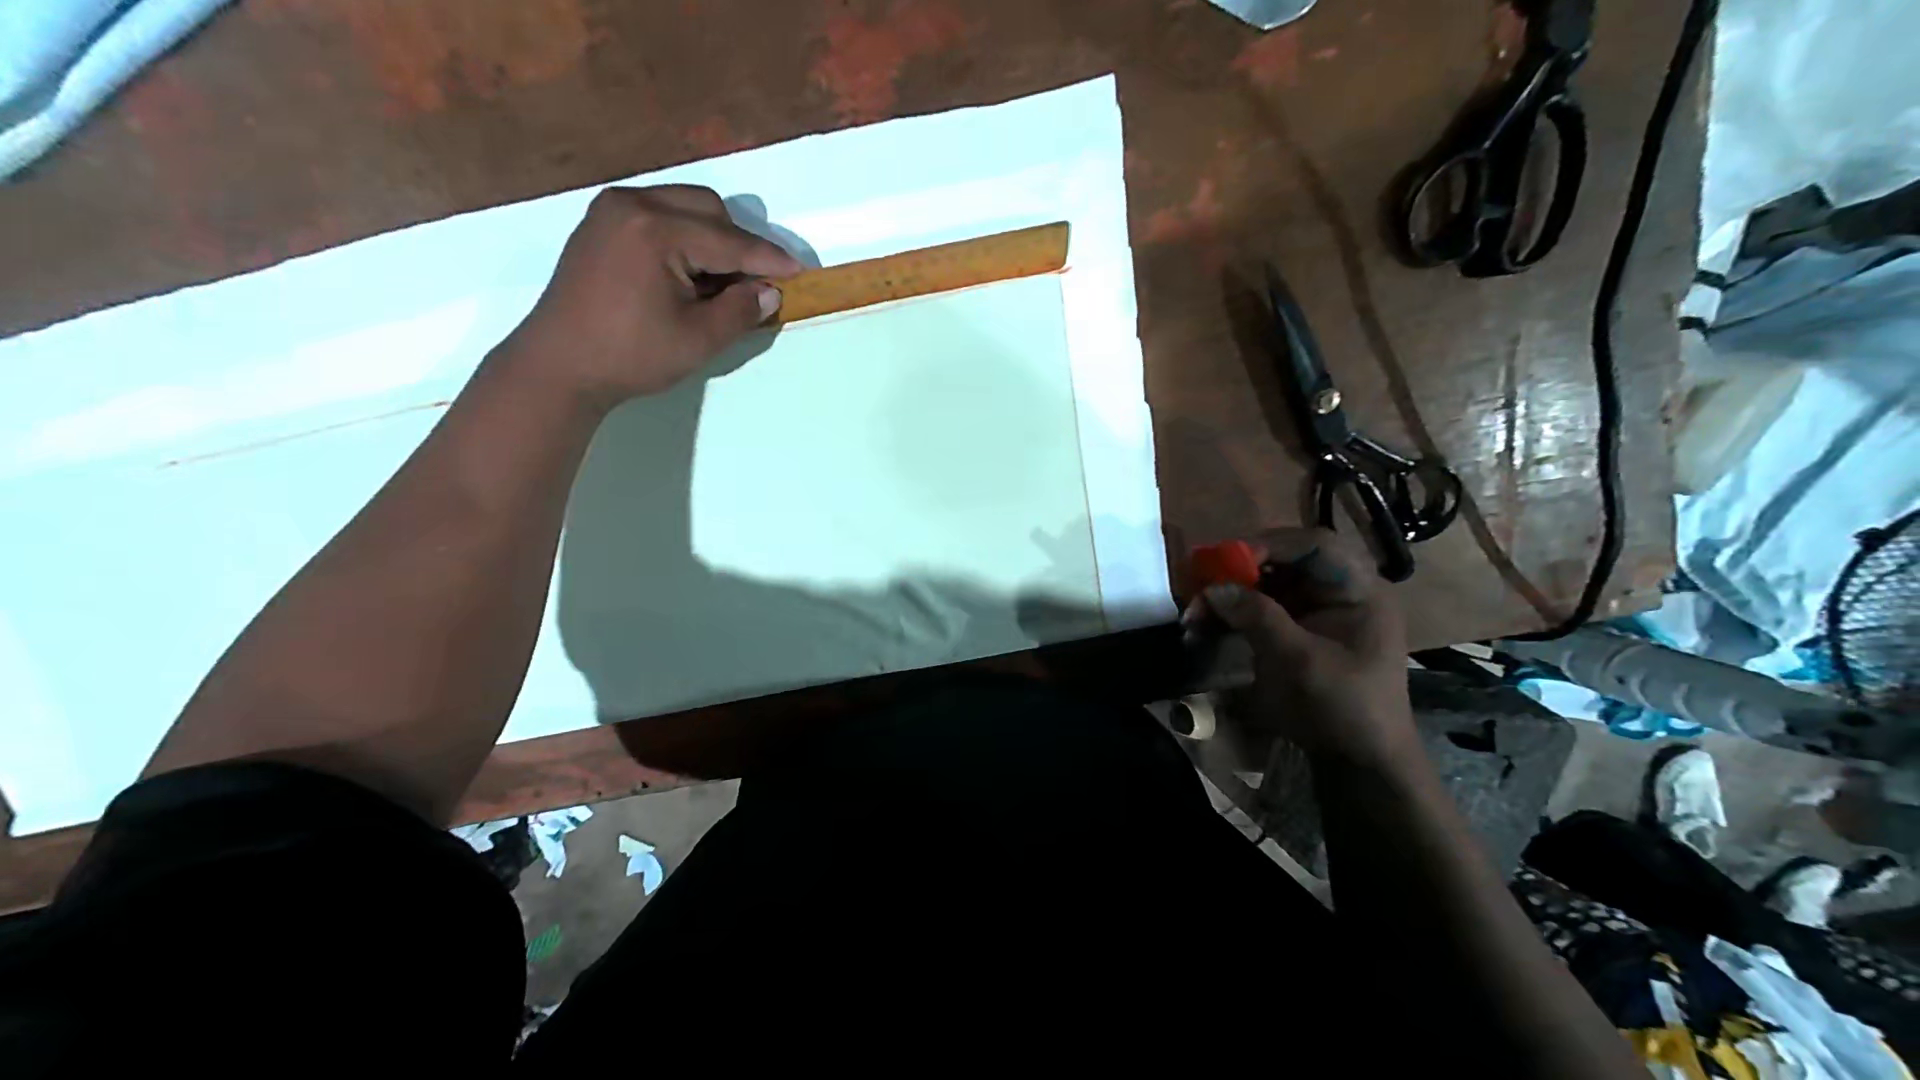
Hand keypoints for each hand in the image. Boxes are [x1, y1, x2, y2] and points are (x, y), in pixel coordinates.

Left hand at [499, 184, 803, 407]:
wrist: (559, 367)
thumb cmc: (631, 356)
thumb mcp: (698, 339)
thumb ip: (740, 310)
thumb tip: (770, 292)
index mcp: (655, 229)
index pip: (728, 240)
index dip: (768, 259)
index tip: (800, 270)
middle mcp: (631, 204)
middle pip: (707, 209)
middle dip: (738, 244)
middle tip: (754, 284)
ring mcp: (611, 211)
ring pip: (683, 208)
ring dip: (712, 239)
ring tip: (721, 283)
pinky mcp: (601, 224)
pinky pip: (658, 216)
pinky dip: (683, 238)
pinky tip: (689, 273)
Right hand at [1183, 527, 1418, 769]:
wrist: (1359, 761)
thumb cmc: (1342, 706)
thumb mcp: (1299, 661)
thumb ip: (1257, 617)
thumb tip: (1213, 588)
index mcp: (1358, 589)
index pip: (1314, 545)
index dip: (1269, 545)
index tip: (1227, 563)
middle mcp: (1337, 591)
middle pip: (1284, 561)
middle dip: (1239, 571)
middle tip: (1202, 583)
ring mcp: (1316, 611)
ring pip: (1266, 584)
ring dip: (1228, 594)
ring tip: (1195, 613)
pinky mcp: (1295, 630)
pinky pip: (1260, 608)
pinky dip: (1232, 613)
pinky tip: (1204, 625)